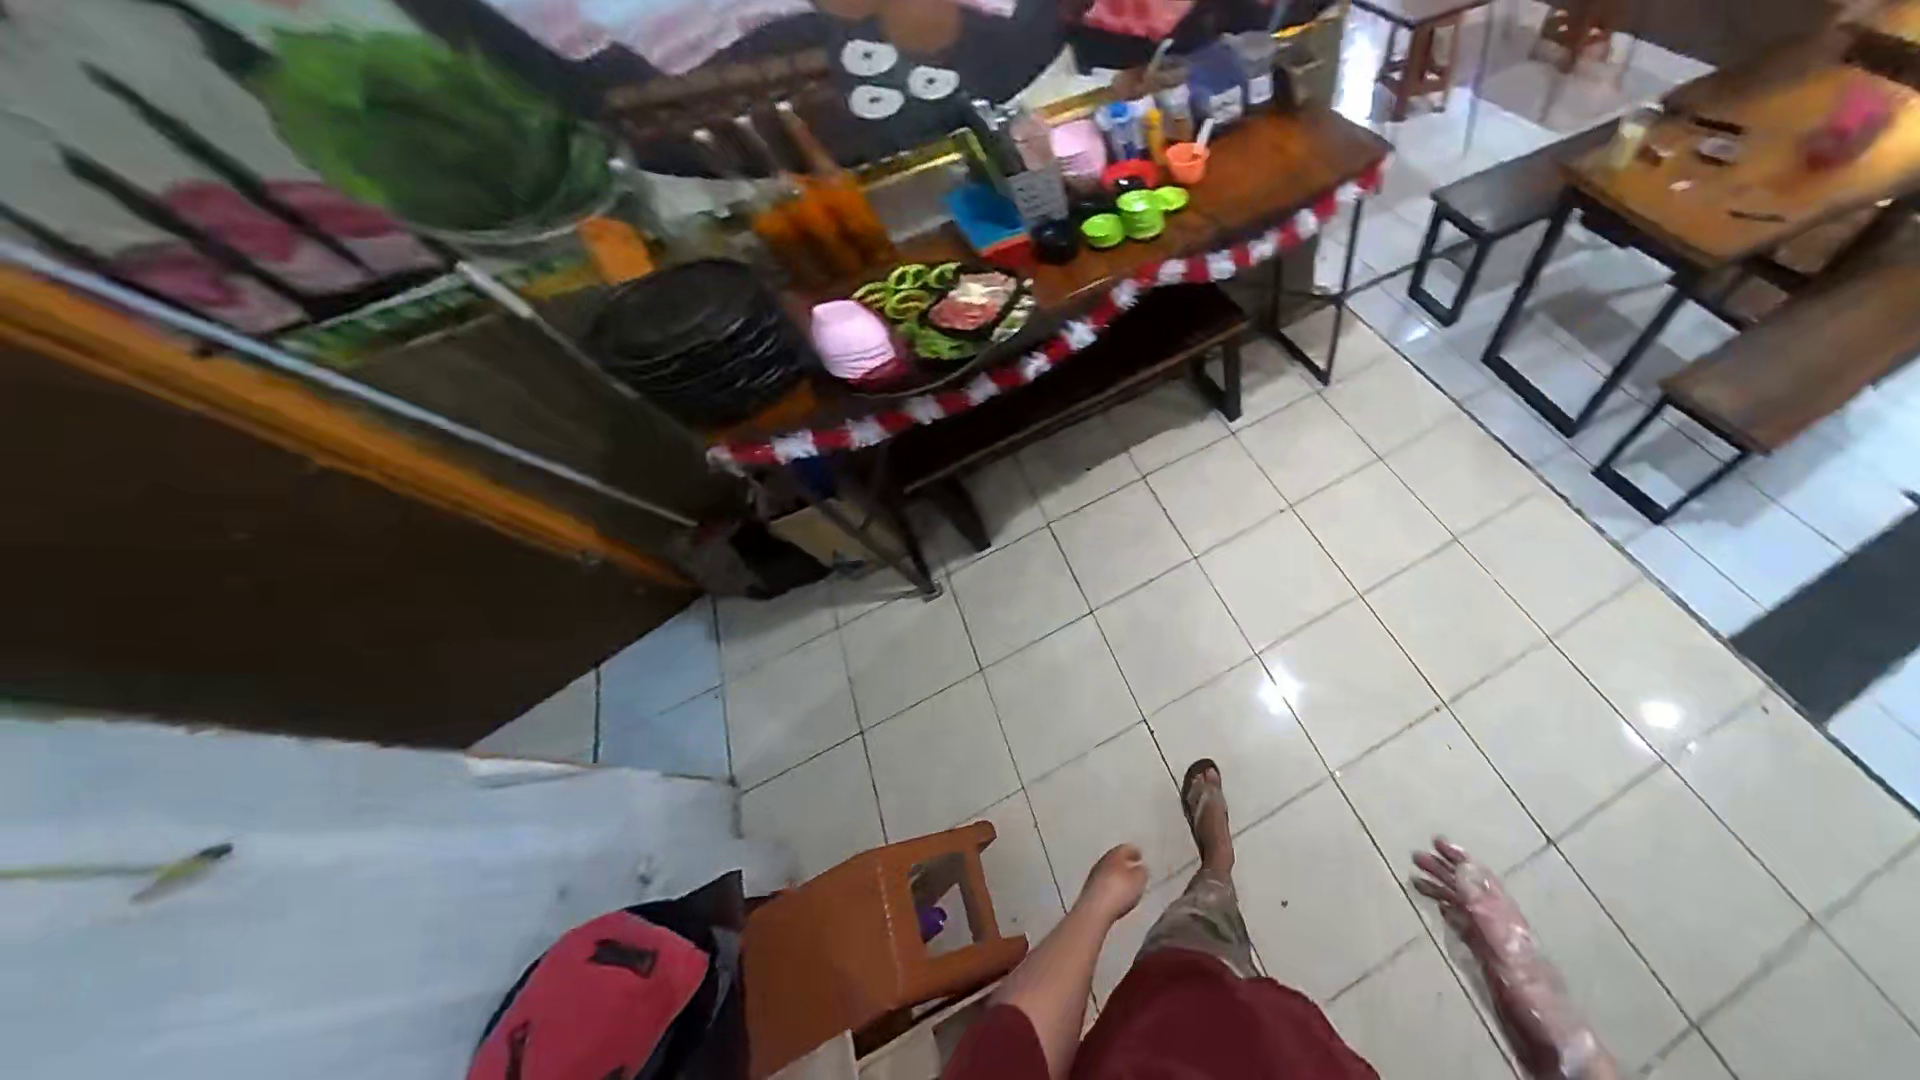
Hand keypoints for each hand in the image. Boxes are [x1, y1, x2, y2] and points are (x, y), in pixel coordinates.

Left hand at [1076, 844, 1147, 922]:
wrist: (1095, 910)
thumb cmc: (1120, 890)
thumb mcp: (1139, 880)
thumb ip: (1142, 871)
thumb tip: (1141, 868)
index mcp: (1114, 854)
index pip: (1125, 848)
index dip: (1134, 851)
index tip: (1140, 854)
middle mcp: (1102, 861)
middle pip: (1115, 859)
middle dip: (1125, 863)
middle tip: (1134, 868)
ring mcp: (1094, 876)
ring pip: (1109, 871)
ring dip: (1118, 875)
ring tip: (1128, 883)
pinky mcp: (1090, 891)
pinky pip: (1104, 885)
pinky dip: (1112, 887)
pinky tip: (1117, 896)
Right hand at [1412, 839, 1616, 1079]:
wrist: (1557, 1051)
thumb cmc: (1533, 1001)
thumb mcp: (1507, 953)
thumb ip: (1487, 914)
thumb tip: (1464, 869)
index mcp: (1509, 922)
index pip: (1483, 882)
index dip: (1462, 861)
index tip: (1437, 842)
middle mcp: (1504, 929)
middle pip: (1473, 893)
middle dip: (1446, 871)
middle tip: (1417, 856)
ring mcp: (1499, 948)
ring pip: (1467, 909)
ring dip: (1445, 890)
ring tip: (1419, 878)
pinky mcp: (1492, 967)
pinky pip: (1467, 929)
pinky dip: (1452, 914)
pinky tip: (1443, 912)